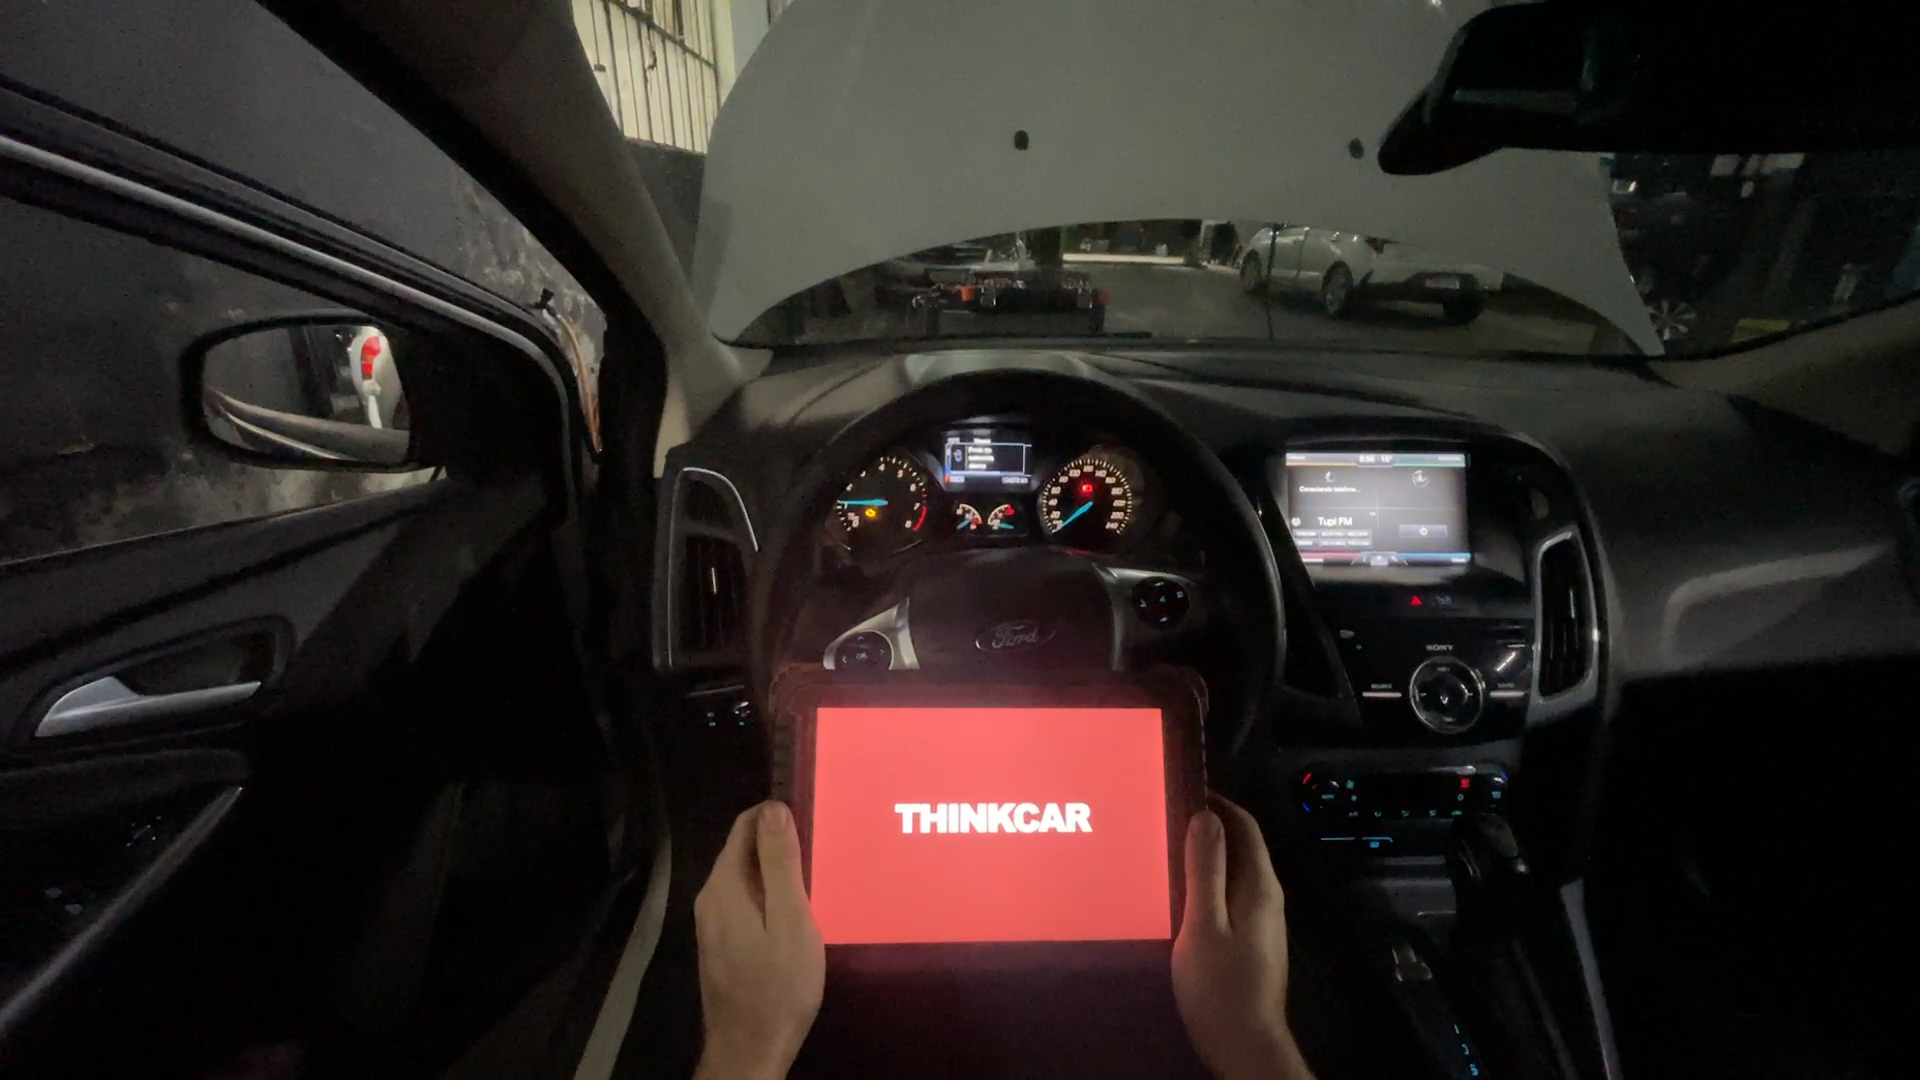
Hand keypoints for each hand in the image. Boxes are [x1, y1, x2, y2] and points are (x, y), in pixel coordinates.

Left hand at [692, 801, 824, 1079]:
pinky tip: (797, 909)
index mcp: (724, 885)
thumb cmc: (777, 985)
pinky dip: (771, 893)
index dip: (777, 815)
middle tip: (821, 850)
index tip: (812, 818)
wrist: (750, 1054)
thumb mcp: (790, 918)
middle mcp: (711, 897)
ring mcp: (714, 921)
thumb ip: (780, 862)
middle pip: (745, 848)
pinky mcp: (723, 941)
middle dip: (780, 841)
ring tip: (816, 876)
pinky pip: (747, 898)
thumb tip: (773, 808)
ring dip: (778, 869)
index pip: (745, 825)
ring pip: (747, 874)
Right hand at [1172, 797, 1313, 1079]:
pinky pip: (1229, 889)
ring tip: (1165, 844)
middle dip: (1207, 823)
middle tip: (1165, 815)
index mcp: (1258, 885)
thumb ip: (1204, 868)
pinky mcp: (1252, 936)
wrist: (1245, 1047)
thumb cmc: (1221, 985)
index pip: (1244, 825)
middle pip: (1241, 843)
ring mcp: (1262, 918)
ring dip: (1205, 850)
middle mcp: (1266, 895)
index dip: (1217, 802)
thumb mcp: (1203, 922)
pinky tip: (1179, 887)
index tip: (1181, 790)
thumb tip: (1205, 815)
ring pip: (1234, 867)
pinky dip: (1207, 876)